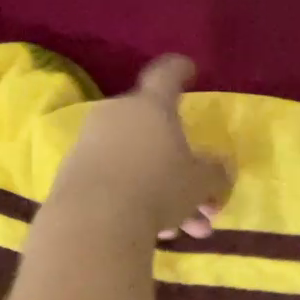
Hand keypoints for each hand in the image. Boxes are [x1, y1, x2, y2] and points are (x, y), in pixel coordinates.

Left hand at [44, 54, 230, 240]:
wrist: (97, 216)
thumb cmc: (160, 187)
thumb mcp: (203, 183)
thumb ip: (216, 172)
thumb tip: (221, 167)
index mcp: (153, 107)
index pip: (167, 77)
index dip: (180, 70)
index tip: (188, 67)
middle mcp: (120, 115)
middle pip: (159, 134)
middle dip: (185, 165)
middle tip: (206, 198)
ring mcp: (95, 141)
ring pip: (143, 164)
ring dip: (170, 194)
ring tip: (190, 229)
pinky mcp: (79, 170)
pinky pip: (122, 180)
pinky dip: (144, 200)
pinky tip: (161, 231)